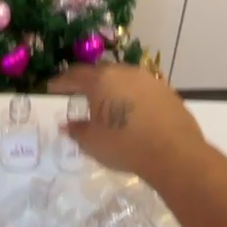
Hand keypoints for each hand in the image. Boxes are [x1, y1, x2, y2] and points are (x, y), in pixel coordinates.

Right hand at [49, 64, 206, 181]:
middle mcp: (125, 72)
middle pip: (100, 73)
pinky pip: (141, 90)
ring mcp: (149, 80)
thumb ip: (76, 130)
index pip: (75, 75)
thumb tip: (67, 124)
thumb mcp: (92, 142)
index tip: (52, 89)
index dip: (61, 82)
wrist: (174, 153)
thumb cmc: (124, 145)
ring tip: (106, 105)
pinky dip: (130, 98)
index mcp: (101, 80)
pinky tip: (130, 114)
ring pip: (123, 79)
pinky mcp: (167, 92)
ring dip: (111, 89)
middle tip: (78, 95)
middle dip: (87, 83)